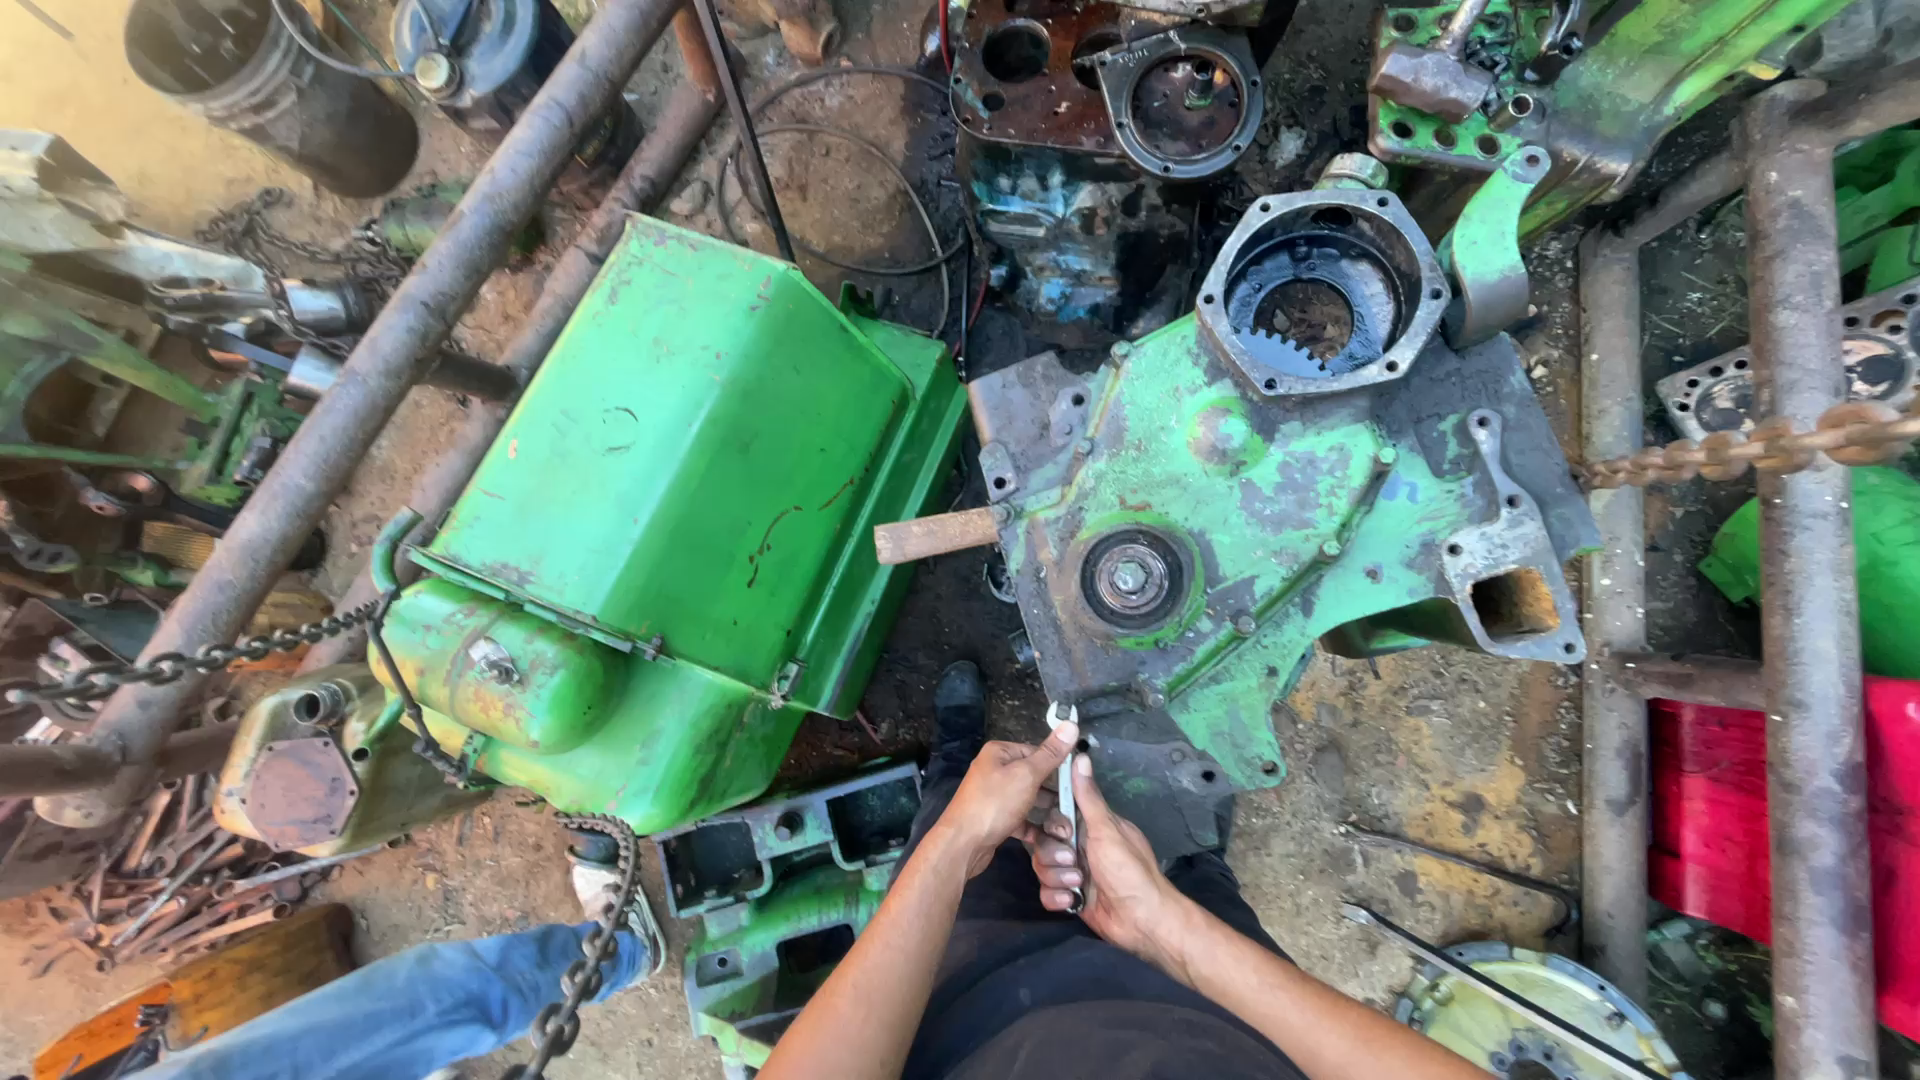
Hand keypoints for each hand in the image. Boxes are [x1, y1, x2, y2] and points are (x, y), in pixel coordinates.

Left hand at [929, 721, 1077, 877]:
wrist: (963, 844)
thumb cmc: (995, 803)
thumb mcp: (1027, 775)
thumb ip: (1050, 754)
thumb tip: (1071, 724)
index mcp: (999, 753)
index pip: (1035, 751)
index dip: (1056, 765)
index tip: (1077, 781)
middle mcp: (994, 769)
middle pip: (1032, 776)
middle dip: (1053, 792)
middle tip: (1074, 806)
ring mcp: (992, 795)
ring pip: (1027, 799)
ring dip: (1046, 811)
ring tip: (1067, 825)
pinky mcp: (994, 818)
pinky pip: (1019, 818)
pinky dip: (1032, 826)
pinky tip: (1049, 837)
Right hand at [1026, 755, 1192, 975]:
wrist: (1141, 921)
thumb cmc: (1128, 870)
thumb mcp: (1107, 830)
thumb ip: (1088, 796)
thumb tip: (1080, 755)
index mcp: (1091, 826)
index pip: (1056, 815)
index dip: (1053, 825)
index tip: (1065, 833)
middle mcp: (1080, 846)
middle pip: (1043, 842)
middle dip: (1054, 856)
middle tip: (1074, 864)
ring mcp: (1074, 872)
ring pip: (1042, 867)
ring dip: (1057, 878)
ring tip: (1077, 885)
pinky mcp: (1070, 897)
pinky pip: (1046, 893)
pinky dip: (1057, 898)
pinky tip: (1072, 903)